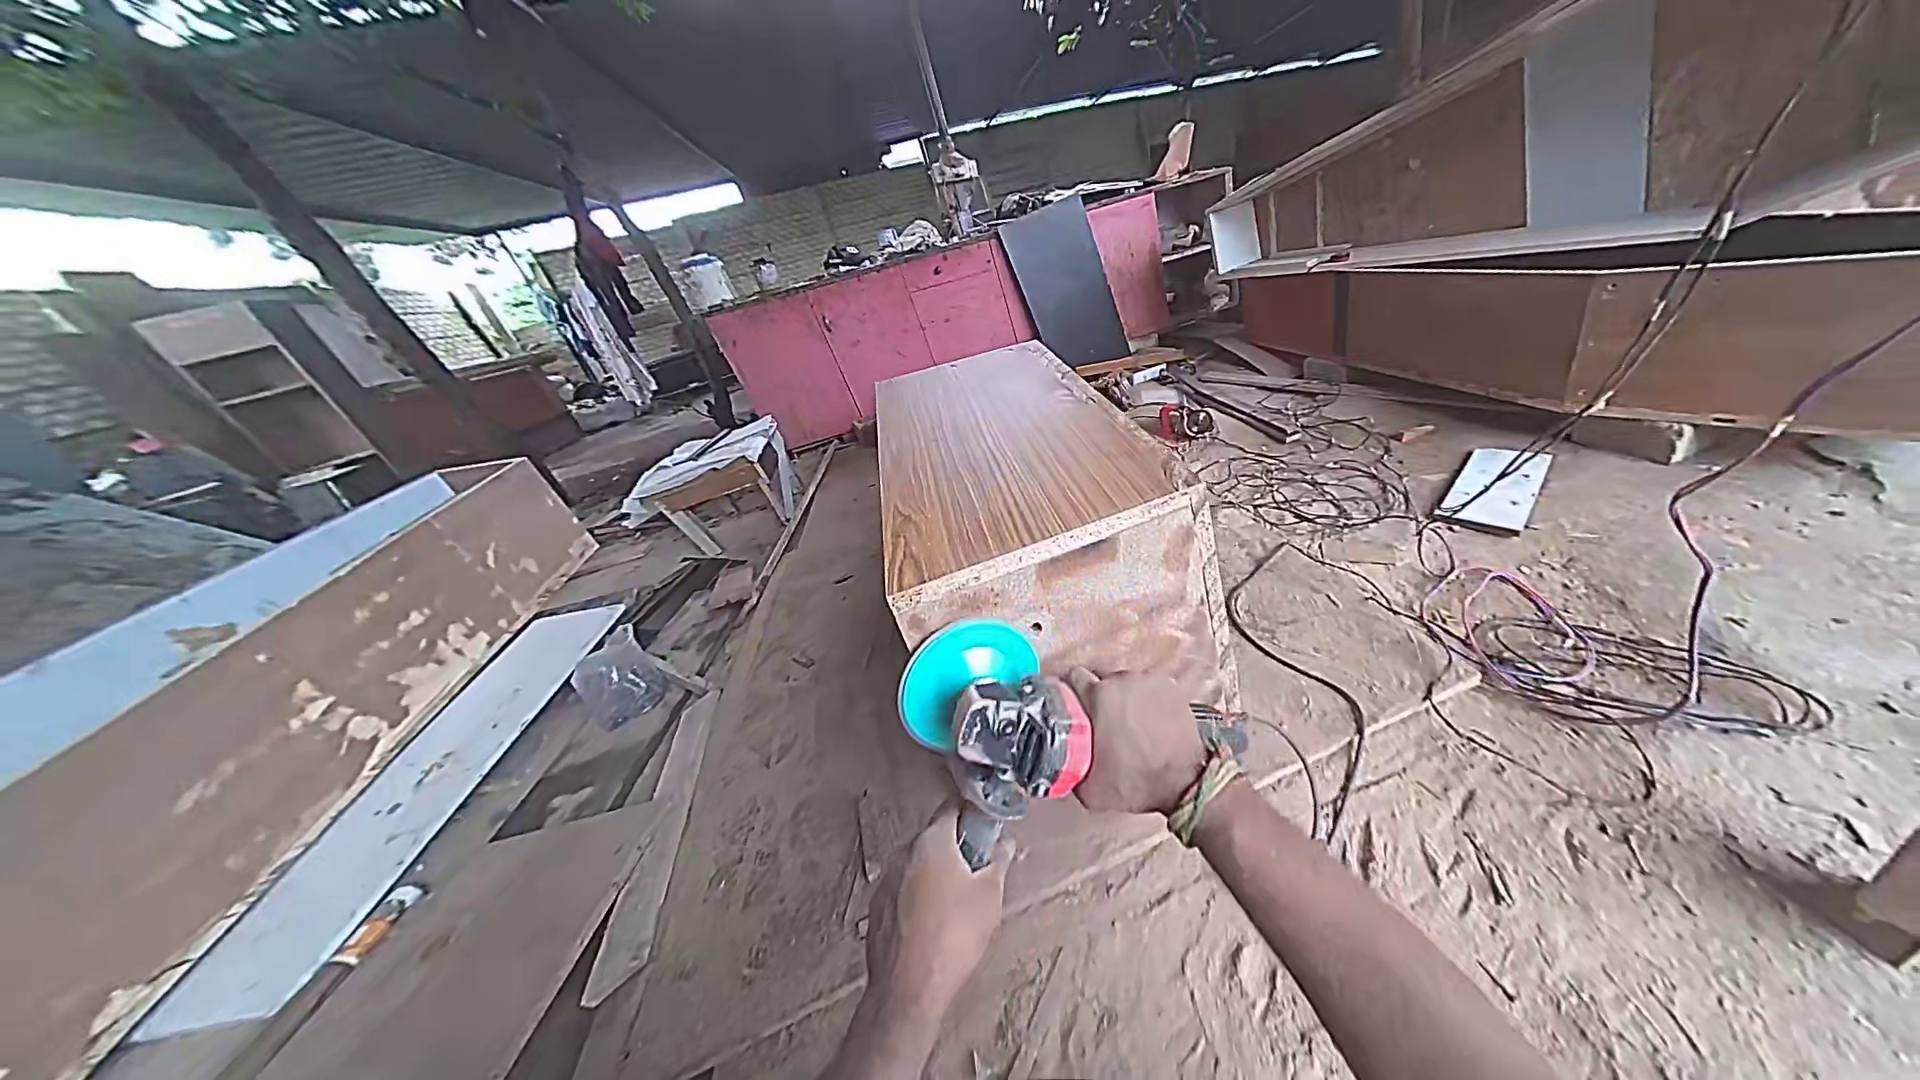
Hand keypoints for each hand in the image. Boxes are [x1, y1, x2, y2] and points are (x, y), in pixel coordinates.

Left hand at [864, 801, 1011, 1024]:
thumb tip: (1005, 842)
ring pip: (918, 863)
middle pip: (934, 836)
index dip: (970, 812)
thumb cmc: (955, 936)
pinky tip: (932, 922)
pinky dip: (918, 894)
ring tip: (956, 901)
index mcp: (932, 841)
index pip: (952, 806)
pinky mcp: (877, 905)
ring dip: (936, 872)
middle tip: (977, 869)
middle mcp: (904, 852)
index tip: (985, 826)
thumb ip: (998, 861)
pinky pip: (903, 888)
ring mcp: (887, 879)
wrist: (908, 989)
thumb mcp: (989, 896)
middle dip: (956, 847)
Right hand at [1065, 667, 1206, 815]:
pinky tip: (1150, 721)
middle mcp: (1122, 680)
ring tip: (1131, 723)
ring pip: (1126, 683)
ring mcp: (1148, 680)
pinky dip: (1147, 699)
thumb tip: (1057, 760)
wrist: (1185, 783)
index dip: (1072, 692)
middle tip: (1105, 723)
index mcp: (1097, 695)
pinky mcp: (1169, 686)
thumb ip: (1067, 765)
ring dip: (1125, 698)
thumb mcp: (1088, 786)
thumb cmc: (1137, 782)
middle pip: (1101, 680)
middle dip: (1100, 698)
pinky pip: (1148, 687)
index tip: (1075, 706)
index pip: (1074, 677)